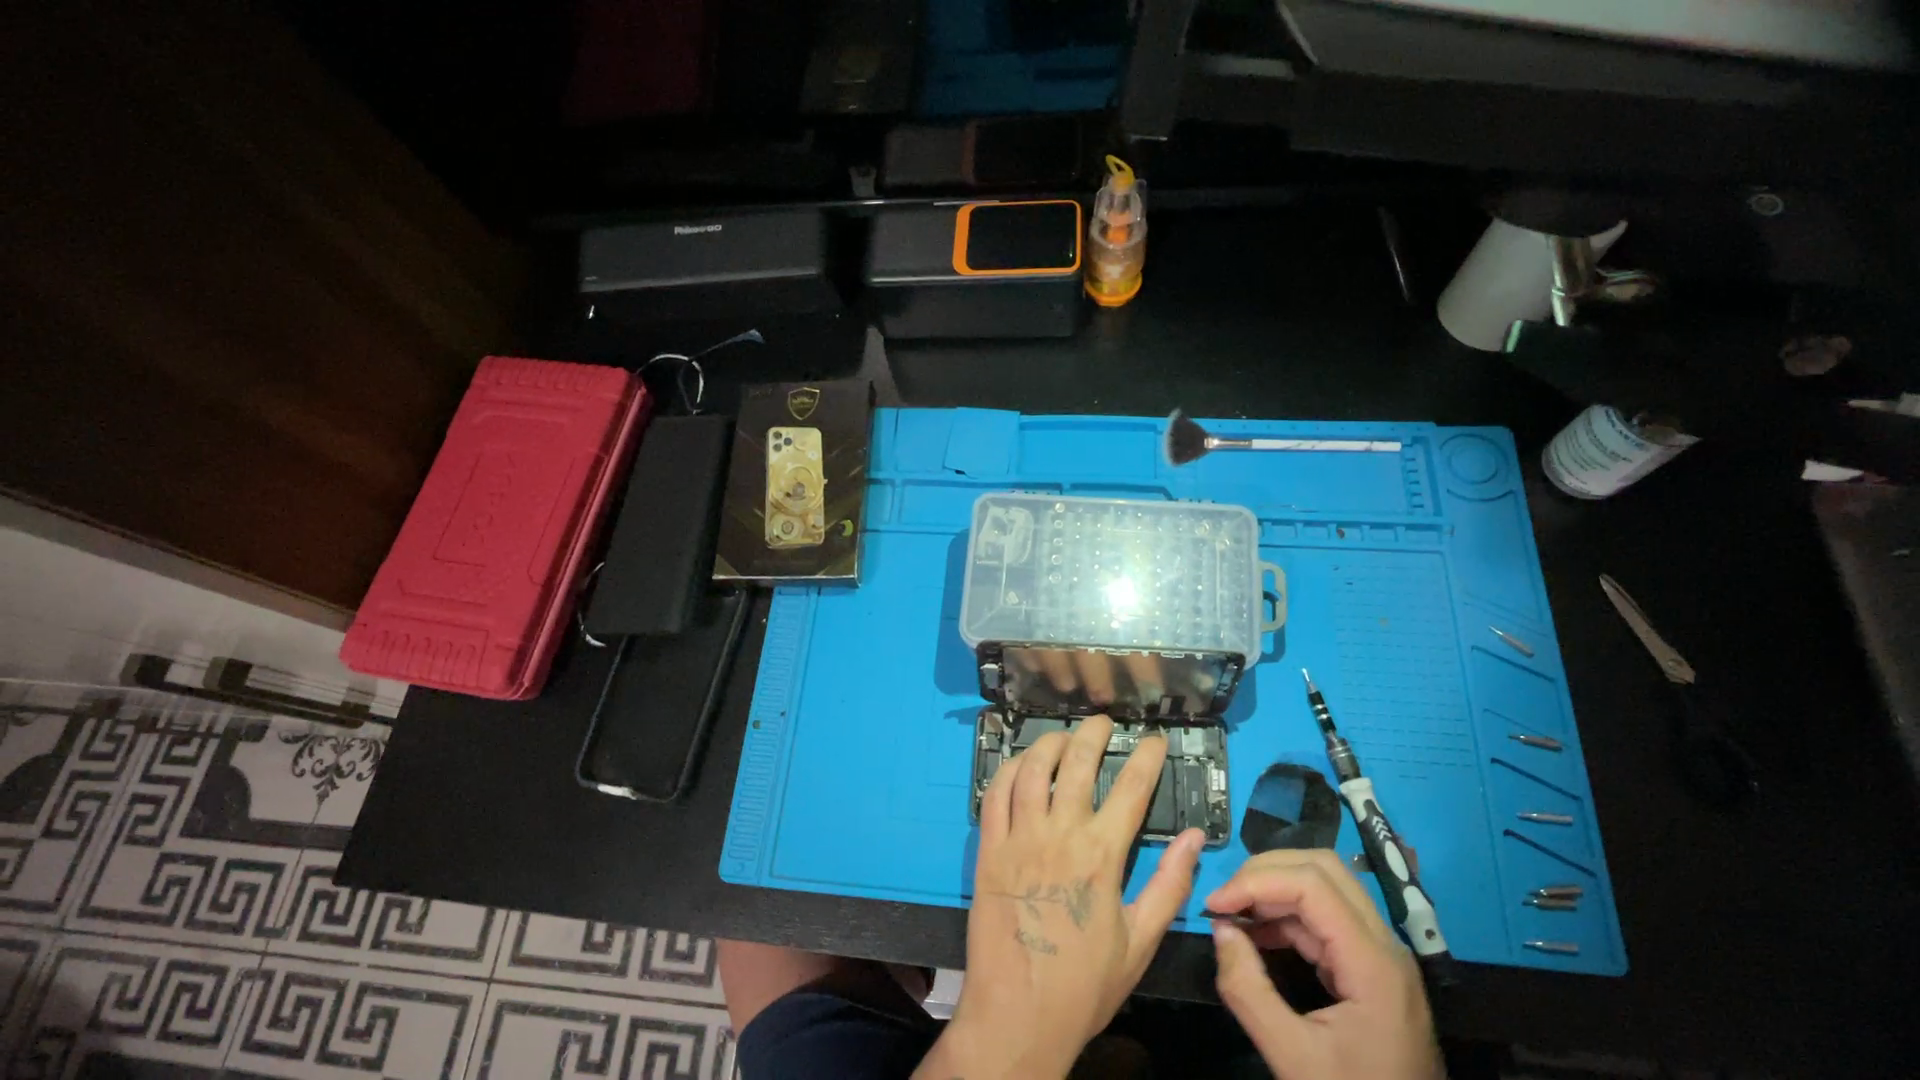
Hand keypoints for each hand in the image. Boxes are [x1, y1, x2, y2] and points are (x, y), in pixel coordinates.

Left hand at [916, 715, 1205, 1078]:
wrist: (1017, 1016)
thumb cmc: (1084, 985)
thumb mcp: (1141, 942)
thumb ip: (1170, 884)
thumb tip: (1195, 837)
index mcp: (1102, 856)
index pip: (1132, 790)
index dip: (1147, 757)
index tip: (1155, 739)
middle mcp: (1059, 835)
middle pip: (1076, 764)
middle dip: (1093, 734)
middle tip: (1104, 722)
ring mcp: (1017, 840)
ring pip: (1030, 770)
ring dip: (1048, 744)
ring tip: (1063, 736)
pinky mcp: (987, 851)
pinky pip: (993, 796)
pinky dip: (1007, 771)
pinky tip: (1019, 765)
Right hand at [1207, 850, 1443, 1079]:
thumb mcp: (1293, 1058)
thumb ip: (1249, 991)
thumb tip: (1221, 931)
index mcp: (1374, 963)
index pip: (1312, 885)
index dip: (1257, 882)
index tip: (1214, 907)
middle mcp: (1385, 945)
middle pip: (1325, 870)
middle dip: (1266, 873)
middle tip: (1225, 901)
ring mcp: (1382, 955)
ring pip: (1327, 887)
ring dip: (1275, 890)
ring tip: (1233, 915)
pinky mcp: (1372, 969)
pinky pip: (1328, 918)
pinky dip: (1287, 915)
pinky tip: (1256, 934)